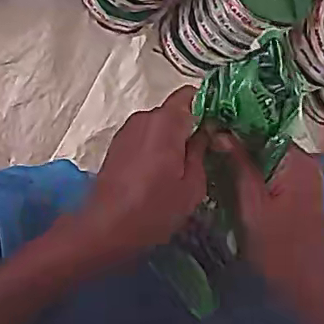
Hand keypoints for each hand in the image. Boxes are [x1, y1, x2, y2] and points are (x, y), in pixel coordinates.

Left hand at [67, 87, 206, 266]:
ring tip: (182, 168)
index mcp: (166, 122)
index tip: (219, 126)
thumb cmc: (154, 209)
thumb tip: (207, 132)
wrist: (104, 229)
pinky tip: (160, 173)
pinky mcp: (117, 145)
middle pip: (175, 111)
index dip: (208, 106)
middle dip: (191, 127)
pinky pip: (145, 137)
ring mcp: (128, 130)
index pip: (192, 95)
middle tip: (207, 152)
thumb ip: (201, 151)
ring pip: (160, 125)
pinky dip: (156, 147)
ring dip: (173, 139)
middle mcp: (145, 118)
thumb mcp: (192, 186)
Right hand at [218, 140, 323, 309]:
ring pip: (267, 158)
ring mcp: (305, 180)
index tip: (208, 125)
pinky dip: (254, 173)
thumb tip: (220, 131)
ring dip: (244, 159)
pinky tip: (230, 177)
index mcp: (298, 162)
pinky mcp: (299, 195)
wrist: (305, 290)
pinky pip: (272, 173)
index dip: (235, 125)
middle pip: (266, 142)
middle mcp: (306, 164)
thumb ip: (239, 165)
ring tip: (211, 155)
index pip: (263, 128)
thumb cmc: (278, 250)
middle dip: (238, 141)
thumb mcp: (251, 205)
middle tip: (204, 141)